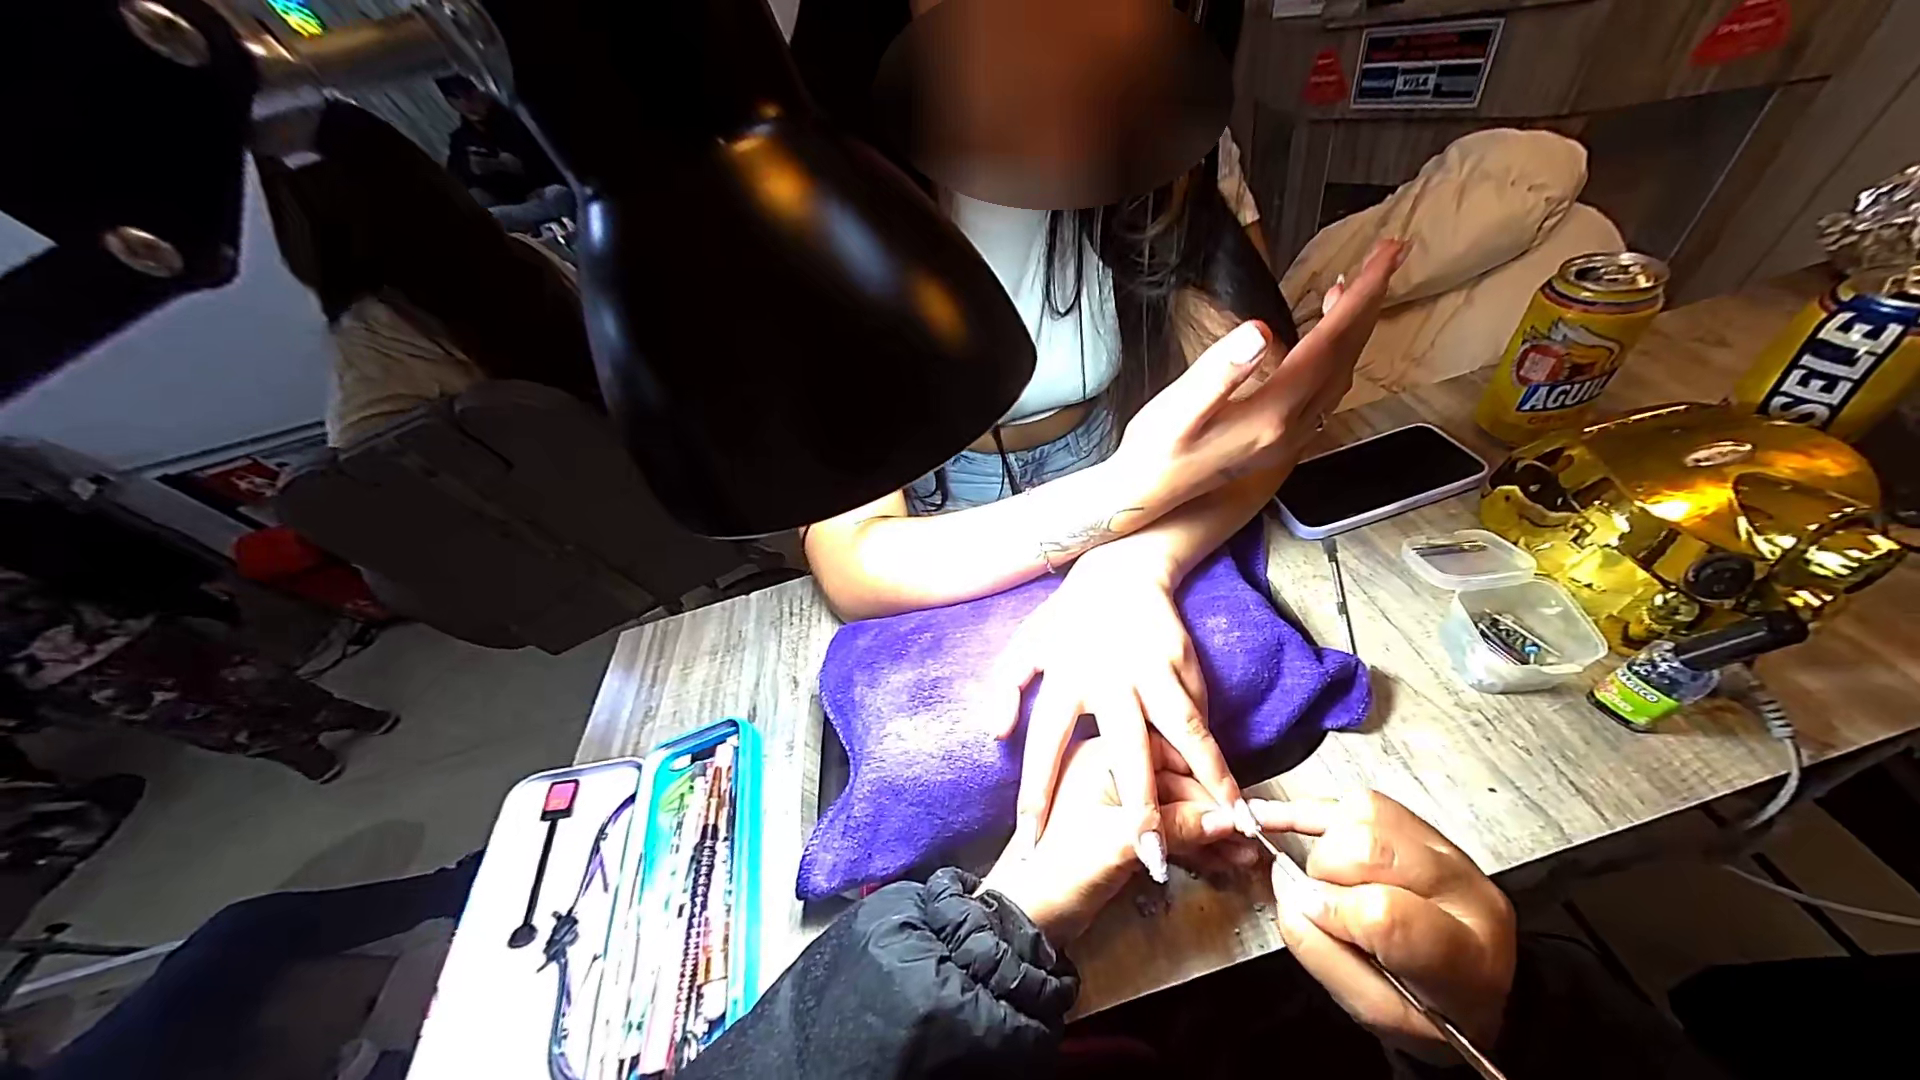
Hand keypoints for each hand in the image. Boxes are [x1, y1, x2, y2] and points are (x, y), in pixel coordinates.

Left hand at [980, 737, 1272, 942]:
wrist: (1028, 914)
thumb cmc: (1060, 870)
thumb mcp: (1117, 846)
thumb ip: (1172, 828)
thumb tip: (1227, 820)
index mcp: (1098, 754)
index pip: (1163, 755)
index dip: (1202, 783)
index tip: (1237, 811)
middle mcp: (1108, 768)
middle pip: (1172, 781)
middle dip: (1210, 811)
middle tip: (1248, 839)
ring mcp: (1115, 798)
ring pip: (1172, 806)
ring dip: (1207, 831)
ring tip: (1243, 856)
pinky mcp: (1121, 826)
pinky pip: (1164, 826)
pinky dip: (1191, 842)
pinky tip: (1221, 859)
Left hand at [992, 544, 1250, 878]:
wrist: (1120, 572)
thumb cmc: (1067, 617)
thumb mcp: (1025, 644)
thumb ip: (1005, 688)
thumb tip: (994, 735)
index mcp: (1064, 678)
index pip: (1046, 744)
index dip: (1037, 794)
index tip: (1030, 842)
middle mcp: (1111, 680)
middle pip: (1127, 749)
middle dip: (1139, 805)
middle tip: (1146, 856)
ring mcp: (1153, 673)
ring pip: (1184, 734)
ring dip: (1206, 783)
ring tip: (1229, 826)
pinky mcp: (1184, 666)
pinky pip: (1199, 715)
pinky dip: (1216, 753)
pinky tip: (1231, 789)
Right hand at [1107, 238, 1405, 513]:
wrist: (1148, 492)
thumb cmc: (1155, 450)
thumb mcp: (1177, 409)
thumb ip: (1218, 372)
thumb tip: (1259, 332)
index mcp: (1272, 413)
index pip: (1328, 345)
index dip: (1360, 297)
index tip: (1385, 254)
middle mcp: (1291, 427)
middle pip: (1344, 358)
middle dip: (1368, 305)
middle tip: (1387, 258)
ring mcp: (1288, 437)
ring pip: (1338, 375)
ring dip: (1352, 332)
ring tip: (1352, 293)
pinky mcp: (1278, 441)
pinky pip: (1323, 393)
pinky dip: (1334, 359)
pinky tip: (1320, 347)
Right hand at [1263, 792, 1515, 1063]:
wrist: (1466, 985)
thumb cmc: (1426, 1005)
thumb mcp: (1377, 1012)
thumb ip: (1324, 954)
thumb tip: (1289, 895)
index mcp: (1464, 955)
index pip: (1386, 912)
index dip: (1333, 908)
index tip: (1310, 914)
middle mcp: (1462, 891)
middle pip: (1369, 847)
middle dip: (1325, 871)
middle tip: (1321, 901)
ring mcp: (1443, 851)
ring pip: (1362, 815)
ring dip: (1326, 845)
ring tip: (1329, 877)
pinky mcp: (1416, 825)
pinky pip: (1356, 800)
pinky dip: (1306, 810)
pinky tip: (1273, 816)